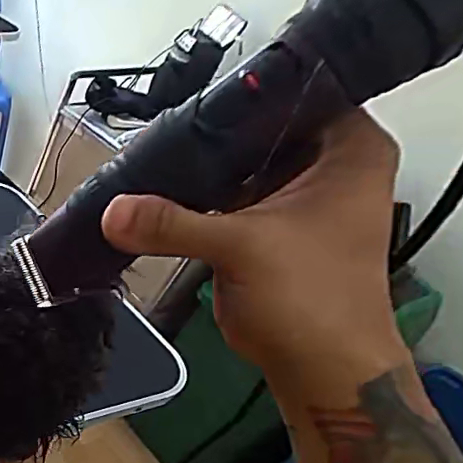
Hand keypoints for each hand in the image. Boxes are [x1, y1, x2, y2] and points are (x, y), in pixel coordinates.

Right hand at [101, 108, 408, 400]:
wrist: (322, 372)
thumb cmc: (312, 301)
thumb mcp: (239, 248)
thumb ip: (173, 224)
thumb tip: (113, 211)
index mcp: (350, 147)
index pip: (294, 89)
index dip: (242, 91)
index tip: (190, 97)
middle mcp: (332, 165)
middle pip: (263, 130)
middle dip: (215, 136)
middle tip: (163, 128)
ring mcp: (304, 200)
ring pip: (246, 168)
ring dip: (209, 173)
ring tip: (158, 159)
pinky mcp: (278, 231)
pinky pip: (237, 203)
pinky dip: (209, 204)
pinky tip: (173, 196)